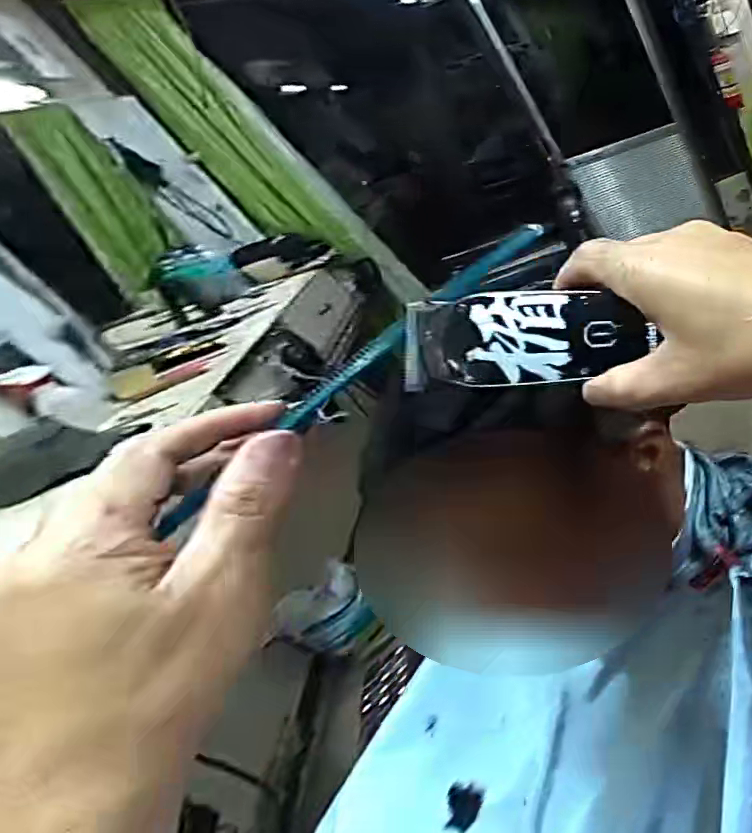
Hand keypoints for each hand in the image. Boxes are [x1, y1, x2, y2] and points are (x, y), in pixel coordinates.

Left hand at [0, 404, 303, 832]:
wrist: (85, 784)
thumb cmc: (160, 683)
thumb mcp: (224, 582)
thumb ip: (250, 503)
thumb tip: (277, 442)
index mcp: (73, 546)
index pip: (150, 452)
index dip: (220, 424)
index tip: (279, 413)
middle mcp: (28, 559)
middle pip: (125, 480)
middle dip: (206, 456)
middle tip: (275, 450)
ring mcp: (21, 591)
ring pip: (112, 514)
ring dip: (182, 491)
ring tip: (246, 490)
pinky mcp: (28, 617)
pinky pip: (98, 548)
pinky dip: (156, 527)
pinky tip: (196, 541)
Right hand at [557, 221, 751, 409]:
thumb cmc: (745, 352)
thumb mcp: (678, 380)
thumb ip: (624, 387)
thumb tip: (594, 389)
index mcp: (648, 264)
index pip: (587, 258)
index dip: (569, 283)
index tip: (570, 313)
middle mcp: (678, 237)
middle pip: (628, 256)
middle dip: (615, 292)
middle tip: (621, 335)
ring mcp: (721, 237)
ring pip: (669, 256)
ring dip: (657, 286)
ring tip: (670, 330)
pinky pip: (704, 258)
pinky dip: (692, 281)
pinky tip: (716, 316)